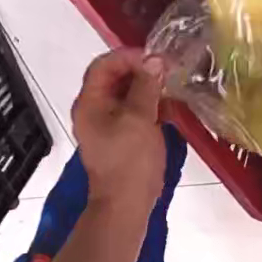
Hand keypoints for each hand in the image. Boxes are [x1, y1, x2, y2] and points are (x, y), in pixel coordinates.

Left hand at [71, 49, 167, 217]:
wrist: (126, 205)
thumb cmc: (130, 162)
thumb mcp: (139, 119)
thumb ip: (146, 87)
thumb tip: (154, 61)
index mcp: (89, 102)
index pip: (104, 65)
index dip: (129, 56)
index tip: (157, 59)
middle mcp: (94, 110)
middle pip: (114, 78)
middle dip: (141, 71)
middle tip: (168, 71)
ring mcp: (106, 125)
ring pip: (126, 95)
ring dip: (148, 88)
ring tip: (172, 87)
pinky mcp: (121, 138)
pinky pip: (133, 113)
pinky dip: (149, 106)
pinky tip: (169, 108)